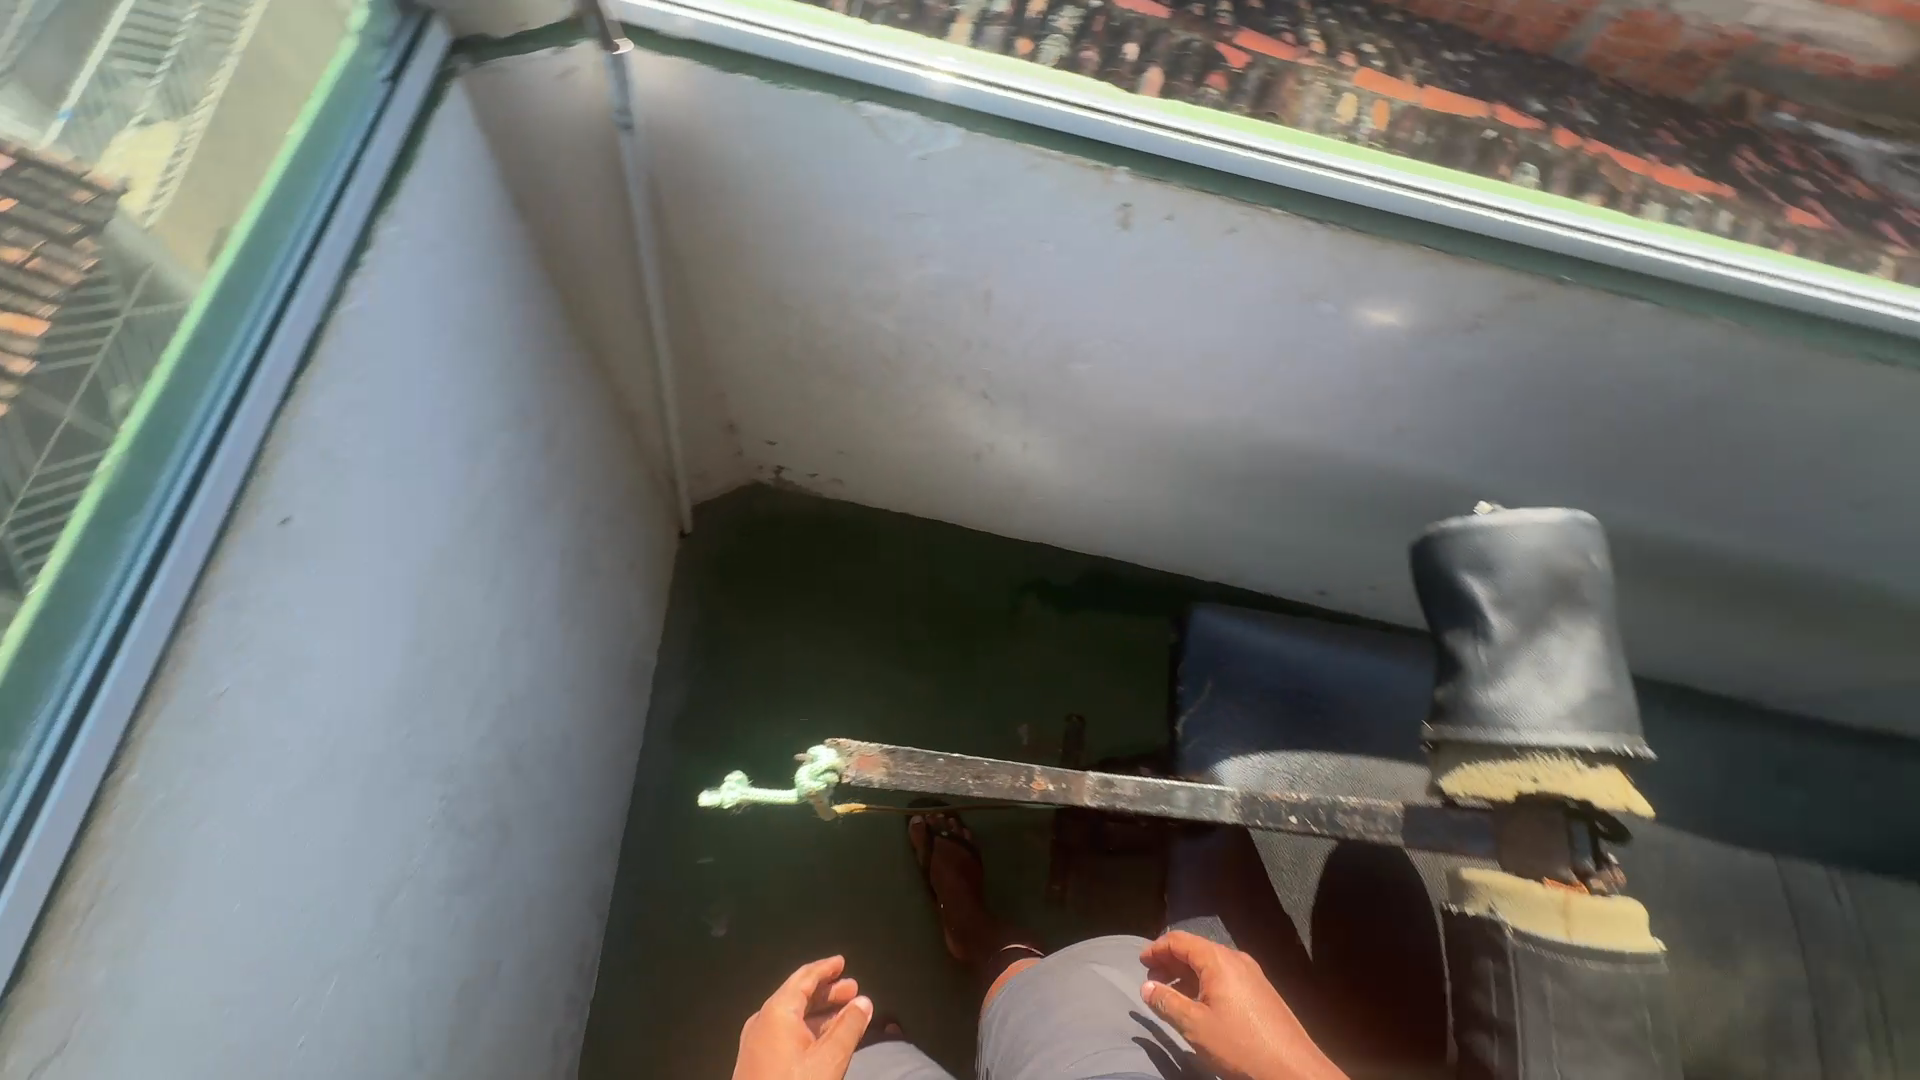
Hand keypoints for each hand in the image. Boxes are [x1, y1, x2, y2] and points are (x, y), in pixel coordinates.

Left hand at [733, 955, 873, 1079]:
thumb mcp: (829, 1059)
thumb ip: (849, 1027)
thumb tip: (864, 1002)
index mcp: (777, 1010)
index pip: (804, 977)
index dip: (825, 968)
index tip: (843, 962)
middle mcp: (763, 1020)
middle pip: (798, 995)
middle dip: (827, 991)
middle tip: (852, 990)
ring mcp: (756, 1043)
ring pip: (792, 1016)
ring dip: (819, 1012)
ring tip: (845, 1014)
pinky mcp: (756, 1063)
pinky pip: (785, 1033)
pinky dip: (807, 1028)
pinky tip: (825, 1039)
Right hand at [1139, 931, 1345, 1079]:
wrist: (1296, 1072)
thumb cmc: (1241, 1046)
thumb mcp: (1196, 1027)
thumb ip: (1168, 1003)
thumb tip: (1146, 986)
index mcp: (1218, 960)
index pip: (1179, 940)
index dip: (1156, 949)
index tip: (1140, 963)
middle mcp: (1236, 959)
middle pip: (1195, 949)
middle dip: (1170, 962)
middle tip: (1153, 980)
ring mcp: (1252, 974)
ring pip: (1211, 964)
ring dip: (1187, 975)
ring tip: (1172, 995)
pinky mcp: (1262, 992)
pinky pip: (1225, 976)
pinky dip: (1205, 983)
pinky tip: (1201, 1005)